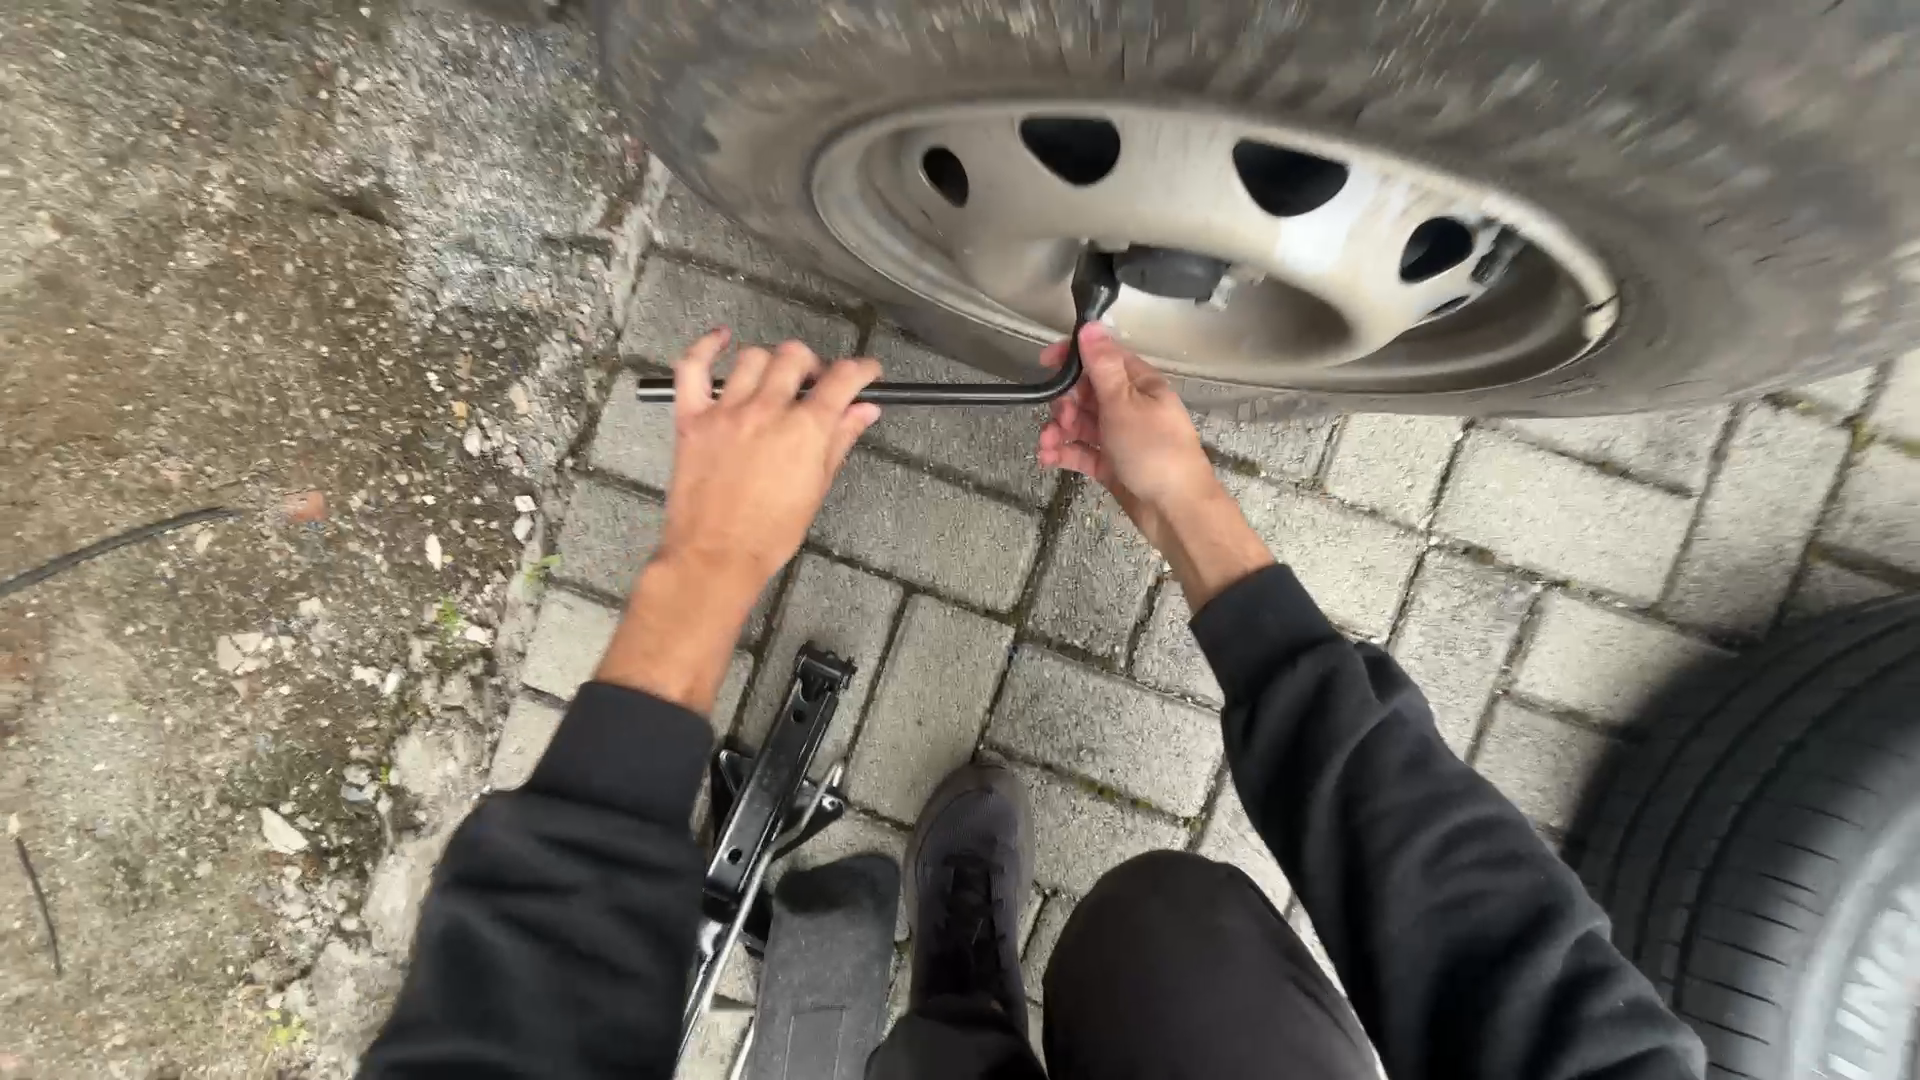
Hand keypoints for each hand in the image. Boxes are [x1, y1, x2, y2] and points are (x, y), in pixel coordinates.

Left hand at [655, 329, 881, 589]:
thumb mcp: (817, 487)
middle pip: (795, 357)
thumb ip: (841, 439)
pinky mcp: (693, 418)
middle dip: (814, 365)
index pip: (842, 380)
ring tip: (776, 381)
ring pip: (754, 357)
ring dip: (772, 362)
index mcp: (804, 430)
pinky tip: (721, 339)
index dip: (862, 370)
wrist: (717, 555)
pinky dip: (707, 345)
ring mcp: (727, 411)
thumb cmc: (769, 533)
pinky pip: (693, 366)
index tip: (866, 371)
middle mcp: (767, 411)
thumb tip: (864, 411)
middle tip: (816, 384)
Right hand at [1037, 323, 1220, 549]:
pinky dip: (1064, 452)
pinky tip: (1047, 458)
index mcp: (1140, 385)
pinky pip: (1082, 452)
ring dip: (1059, 430)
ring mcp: (1120, 437)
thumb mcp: (1124, 403)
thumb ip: (1103, 367)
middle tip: (1059, 416)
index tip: (1046, 361)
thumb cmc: (1154, 451)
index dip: (1074, 358)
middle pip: (1087, 394)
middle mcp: (1130, 408)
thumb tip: (1091, 327)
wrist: (1174, 509)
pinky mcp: (1111, 465)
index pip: (1103, 359)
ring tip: (1046, 444)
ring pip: (1081, 425)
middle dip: (1064, 403)